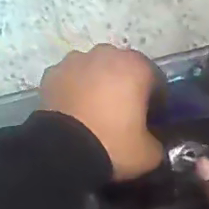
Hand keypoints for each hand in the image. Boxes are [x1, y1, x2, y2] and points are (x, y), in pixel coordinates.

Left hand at [38, 45, 163, 180]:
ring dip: (96, 85)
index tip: (149, 121)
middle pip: (122, 70)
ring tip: (92, 114)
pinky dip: (73, 91)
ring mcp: (75, 60)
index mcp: (137, 66)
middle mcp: (107, 54)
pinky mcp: (52, 73)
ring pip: (93, 71)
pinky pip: (70, 80)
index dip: (154, 101)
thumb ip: (156, 142)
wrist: (62, 152)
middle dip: (123, 88)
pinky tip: (72, 113)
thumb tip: (151, 141)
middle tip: (120, 117)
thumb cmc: (113, 145)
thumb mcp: (149, 154)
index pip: (155, 80)